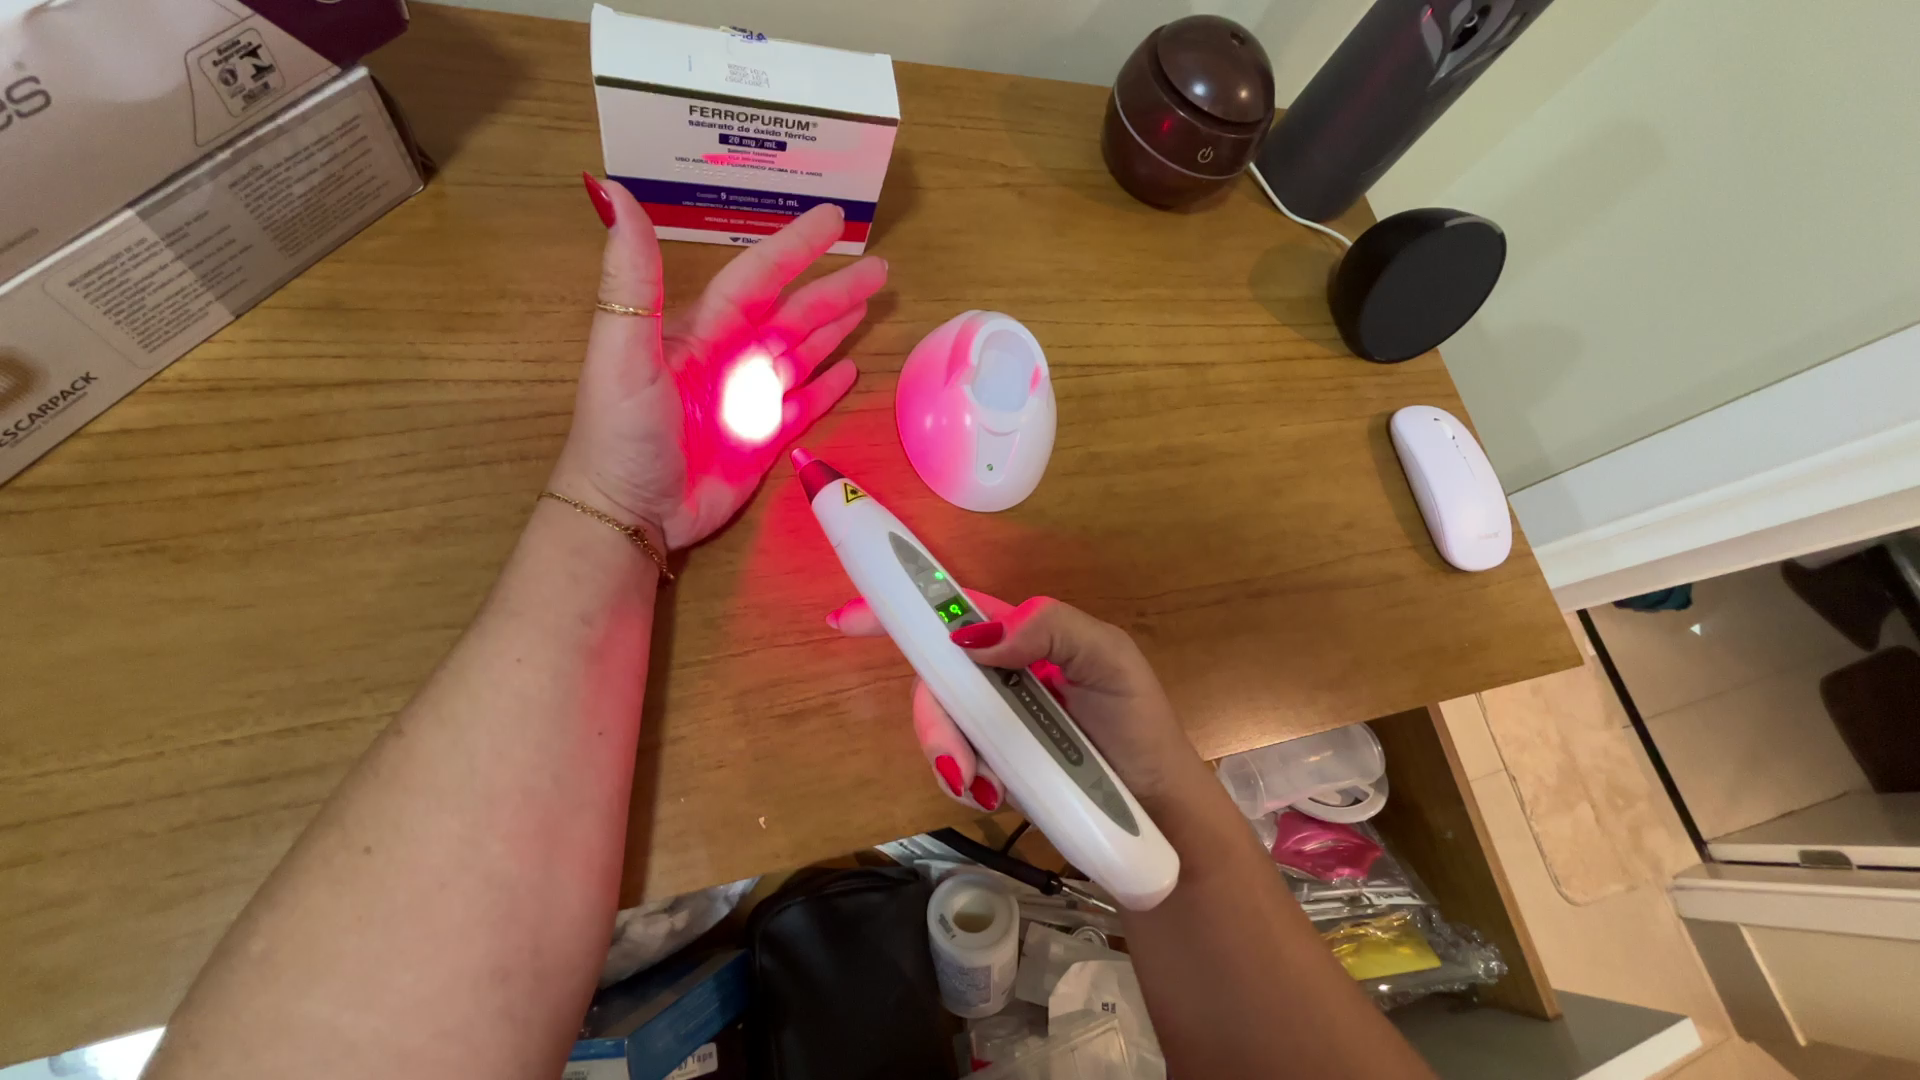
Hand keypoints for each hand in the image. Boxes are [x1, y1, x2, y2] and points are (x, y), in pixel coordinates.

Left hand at [550, 175, 887, 548]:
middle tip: (878, 269)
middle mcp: (731, 359)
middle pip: (792, 316)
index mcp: (702, 332)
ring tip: (869, 305)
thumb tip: (614, 191)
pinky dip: (827, 388)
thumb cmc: (623, 433)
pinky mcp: (763, 442)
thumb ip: (633, 278)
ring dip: (834, 329)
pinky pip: (803, 407)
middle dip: (833, 291)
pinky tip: (851, 370)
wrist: (628, 512)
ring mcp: (749, 402)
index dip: (795, 249)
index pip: (758, 278)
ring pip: (803, 356)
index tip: (833, 219)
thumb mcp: (621, 351)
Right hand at [829, 593, 1206, 812]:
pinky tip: (992, 795)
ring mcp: (993, 721)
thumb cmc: (1137, 724)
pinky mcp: (993, 765)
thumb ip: (1049, 628)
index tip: (848, 619)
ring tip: (984, 788)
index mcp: (1022, 634)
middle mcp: (998, 673)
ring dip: (949, 756)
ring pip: (940, 725)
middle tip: (954, 763)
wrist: (1154, 812)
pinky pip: (956, 763)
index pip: (953, 611)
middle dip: (932, 719)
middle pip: (934, 678)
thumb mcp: (1108, 658)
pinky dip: (964, 779)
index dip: (901, 607)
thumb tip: (969, 635)